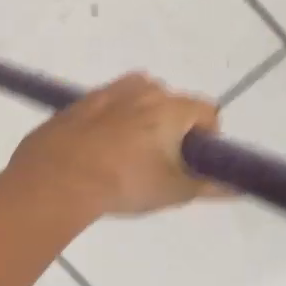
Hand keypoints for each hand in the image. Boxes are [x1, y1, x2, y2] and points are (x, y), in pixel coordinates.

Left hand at [7, 74, 225, 216]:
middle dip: (167, 119)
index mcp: (167, 108)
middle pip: (164, 97)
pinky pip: (92, 106)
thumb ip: (208, 186)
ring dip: (133, 111)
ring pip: (126, 93)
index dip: (206, 133)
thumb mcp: (173, 191)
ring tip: (125, 144)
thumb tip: (236, 188)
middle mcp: (132, 93)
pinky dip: (98, 118)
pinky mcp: (63, 110)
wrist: (50, 183)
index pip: (204, 109)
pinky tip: (90, 144)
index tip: (192, 156)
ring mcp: (93, 98)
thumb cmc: (121, 184)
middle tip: (156, 151)